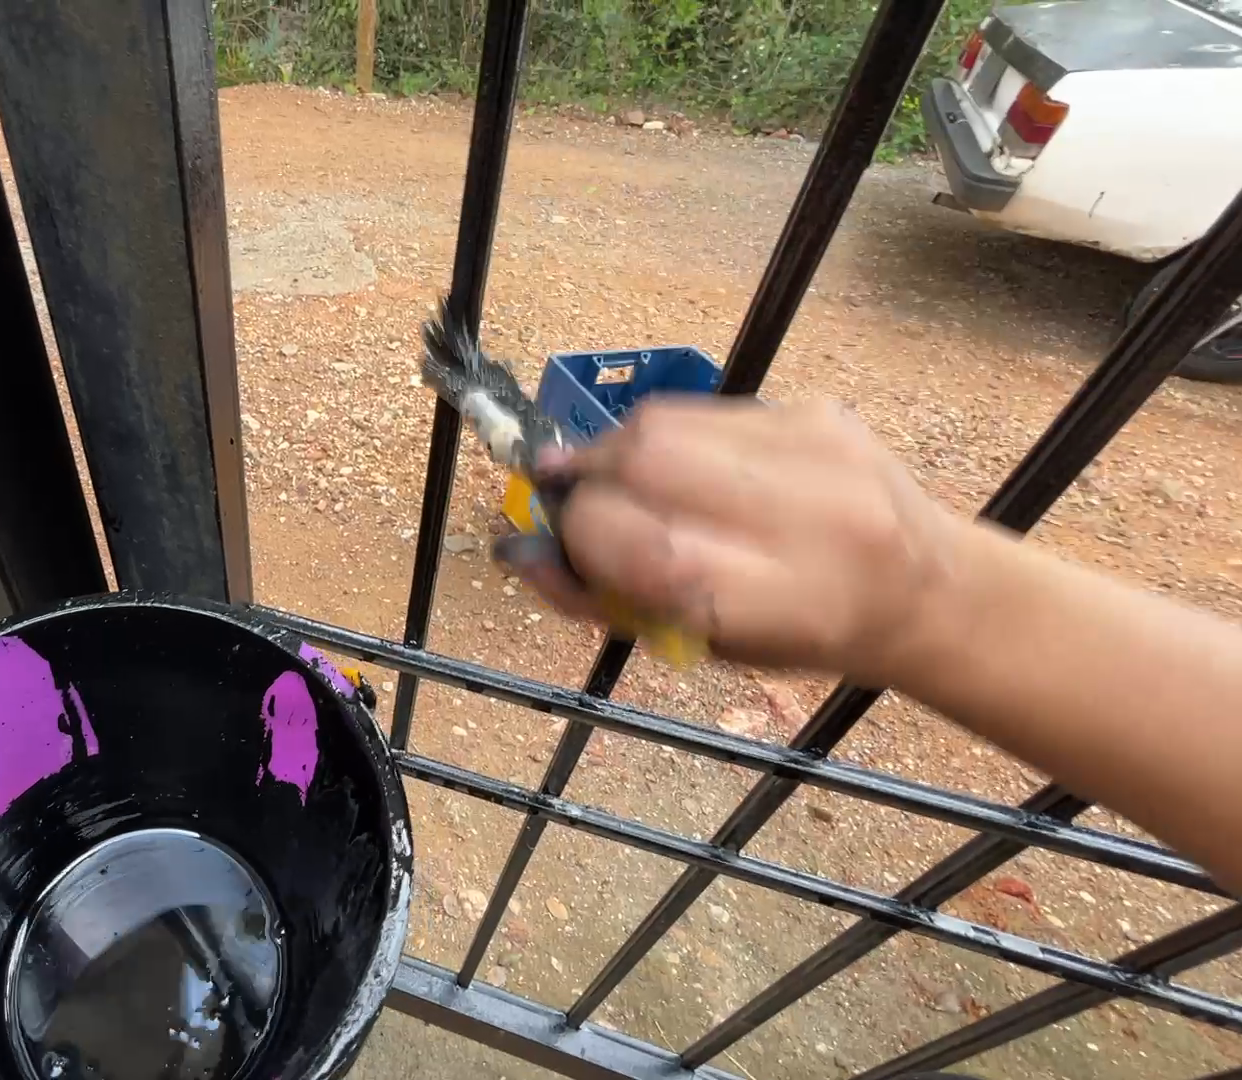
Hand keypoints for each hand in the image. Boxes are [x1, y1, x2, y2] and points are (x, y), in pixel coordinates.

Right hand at [494, 398, 967, 683]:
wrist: (923, 588)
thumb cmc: (794, 636)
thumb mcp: (696, 646)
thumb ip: (596, 601)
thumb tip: (516, 552)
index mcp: (776, 599)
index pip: (646, 546)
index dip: (582, 534)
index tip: (566, 541)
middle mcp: (807, 517)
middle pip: (644, 461)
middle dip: (583, 477)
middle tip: (573, 495)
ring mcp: (816, 450)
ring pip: (658, 423)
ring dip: (608, 449)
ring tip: (609, 475)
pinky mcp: (816, 410)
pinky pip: (694, 410)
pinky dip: (655, 435)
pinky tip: (669, 461)